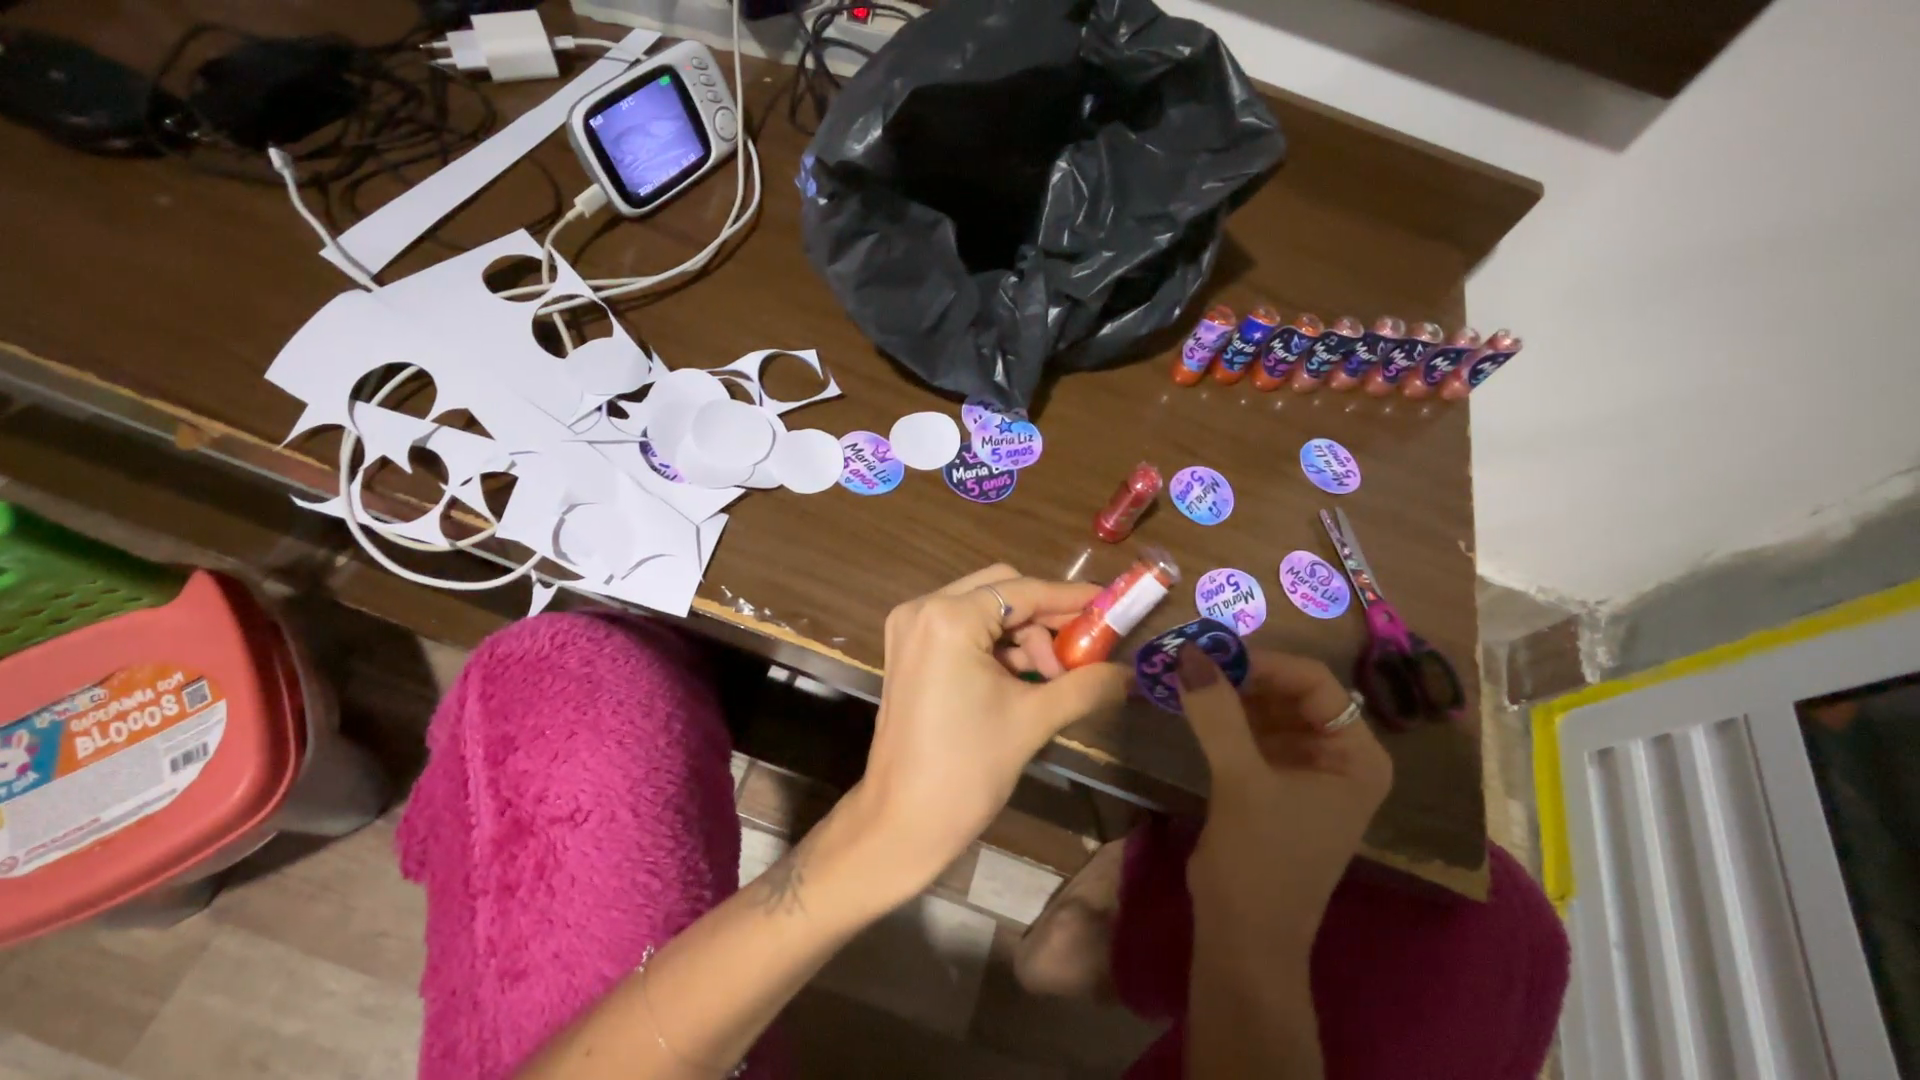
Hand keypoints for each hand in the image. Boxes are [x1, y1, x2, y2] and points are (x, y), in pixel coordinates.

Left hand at [844, 565, 1130, 895]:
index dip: (1071, 598)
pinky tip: (1019, 682)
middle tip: (1075, 658)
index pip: (1024, 591)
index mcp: (949, 618)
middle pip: (1002, 590)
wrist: (904, 821)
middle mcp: (922, 609)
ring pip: (983, 609)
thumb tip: (1129, 673)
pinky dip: (995, 647)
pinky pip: (962, 630)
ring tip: (1048, 683)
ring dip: (1021, 637)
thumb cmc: (968, 768)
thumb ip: (1086, 685)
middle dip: (1044, 620)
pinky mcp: (907, 651)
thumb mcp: (1034, 720)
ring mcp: (909, 629)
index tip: (1110, 606)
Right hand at [1178, 647, 1392, 951]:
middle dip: (1242, 678)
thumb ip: (1218, 713)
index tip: (1210, 655)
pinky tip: (1191, 710)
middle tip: (1191, 663)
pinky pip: (1252, 737)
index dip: (1264, 663)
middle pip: (1291, 694)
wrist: (1244, 938)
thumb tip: (1188, 651)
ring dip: (1228, 697)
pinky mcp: (1273, 786)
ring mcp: (1307, 773)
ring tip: (1185, 681)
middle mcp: (1340, 758)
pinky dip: (1222, 721)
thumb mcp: (1241, 781)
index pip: (1315, 683)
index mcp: (1358, 756)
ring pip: (1268, 713)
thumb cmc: (1261, 859)